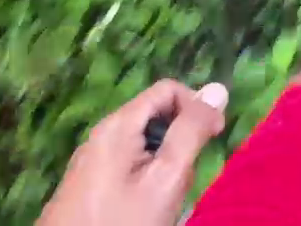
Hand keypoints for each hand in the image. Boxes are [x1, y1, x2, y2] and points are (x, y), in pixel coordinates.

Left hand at [39, 80, 227, 225]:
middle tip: (183, 180)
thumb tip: (217, 88)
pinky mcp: (83, 189)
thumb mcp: (166, 178)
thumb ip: (192, 131)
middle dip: (179, 142)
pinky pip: (125, 167)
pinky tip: (143, 212)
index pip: (169, 90)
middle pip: (155, 117)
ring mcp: (88, 164)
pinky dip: (143, 180)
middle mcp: (99, 137)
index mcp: (117, 126)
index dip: (197, 106)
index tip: (213, 137)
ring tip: (164, 202)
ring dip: (163, 165)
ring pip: (142, 145)